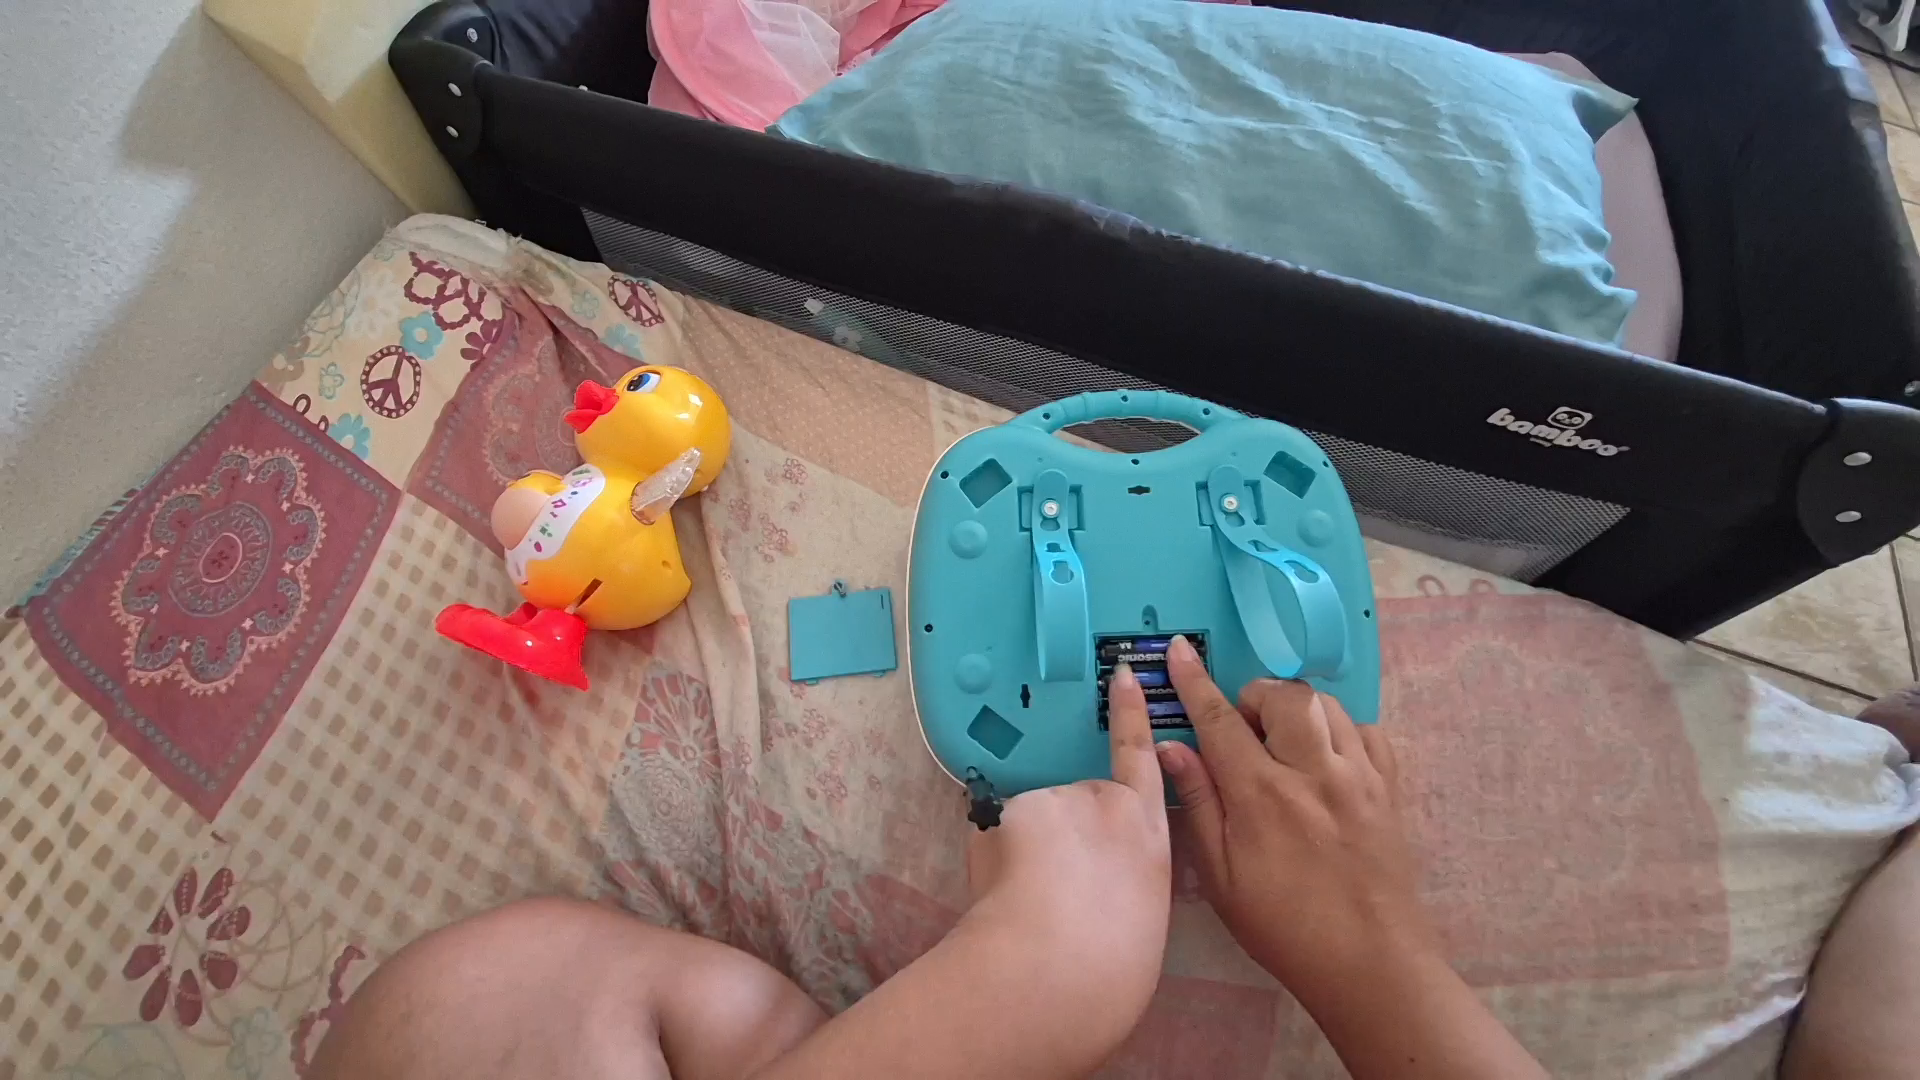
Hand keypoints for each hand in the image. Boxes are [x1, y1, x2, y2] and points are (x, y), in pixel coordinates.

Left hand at [964, 664, 1171, 1014]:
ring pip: (1034, 820)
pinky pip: (1001, 830)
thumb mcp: (1141, 914)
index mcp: (1146, 832)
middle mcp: (1102, 802)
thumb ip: (1123, 875)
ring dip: (1030, 848)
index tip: (1122, 674)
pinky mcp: (1011, 807)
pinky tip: (1005, 889)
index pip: (1140, 755)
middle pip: (1075, 805)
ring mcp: (1055, 799)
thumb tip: (1097, 880)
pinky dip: (999, 855)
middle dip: (1063, 836)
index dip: (1130, 712)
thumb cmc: (1112, 967)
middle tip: (1057, 890)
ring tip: (1030, 898)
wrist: (1055, 971)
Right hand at [1153, 636, 1432, 989]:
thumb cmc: (1282, 925)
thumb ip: (1197, 803)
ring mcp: (1361, 779)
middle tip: (1244, 728)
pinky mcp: (1393, 790)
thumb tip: (1170, 747)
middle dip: (1256, 696)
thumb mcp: (1220, 875)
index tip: (1180, 650)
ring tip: (1283, 742)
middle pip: (1285, 696)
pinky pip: (1368, 730)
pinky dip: (1340, 729)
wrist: (1372, 968)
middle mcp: (1314, 775)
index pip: (1220, 720)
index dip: (1194, 680)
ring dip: (1296, 710)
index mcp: (1262, 797)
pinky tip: (1326, 757)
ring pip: (1327, 705)